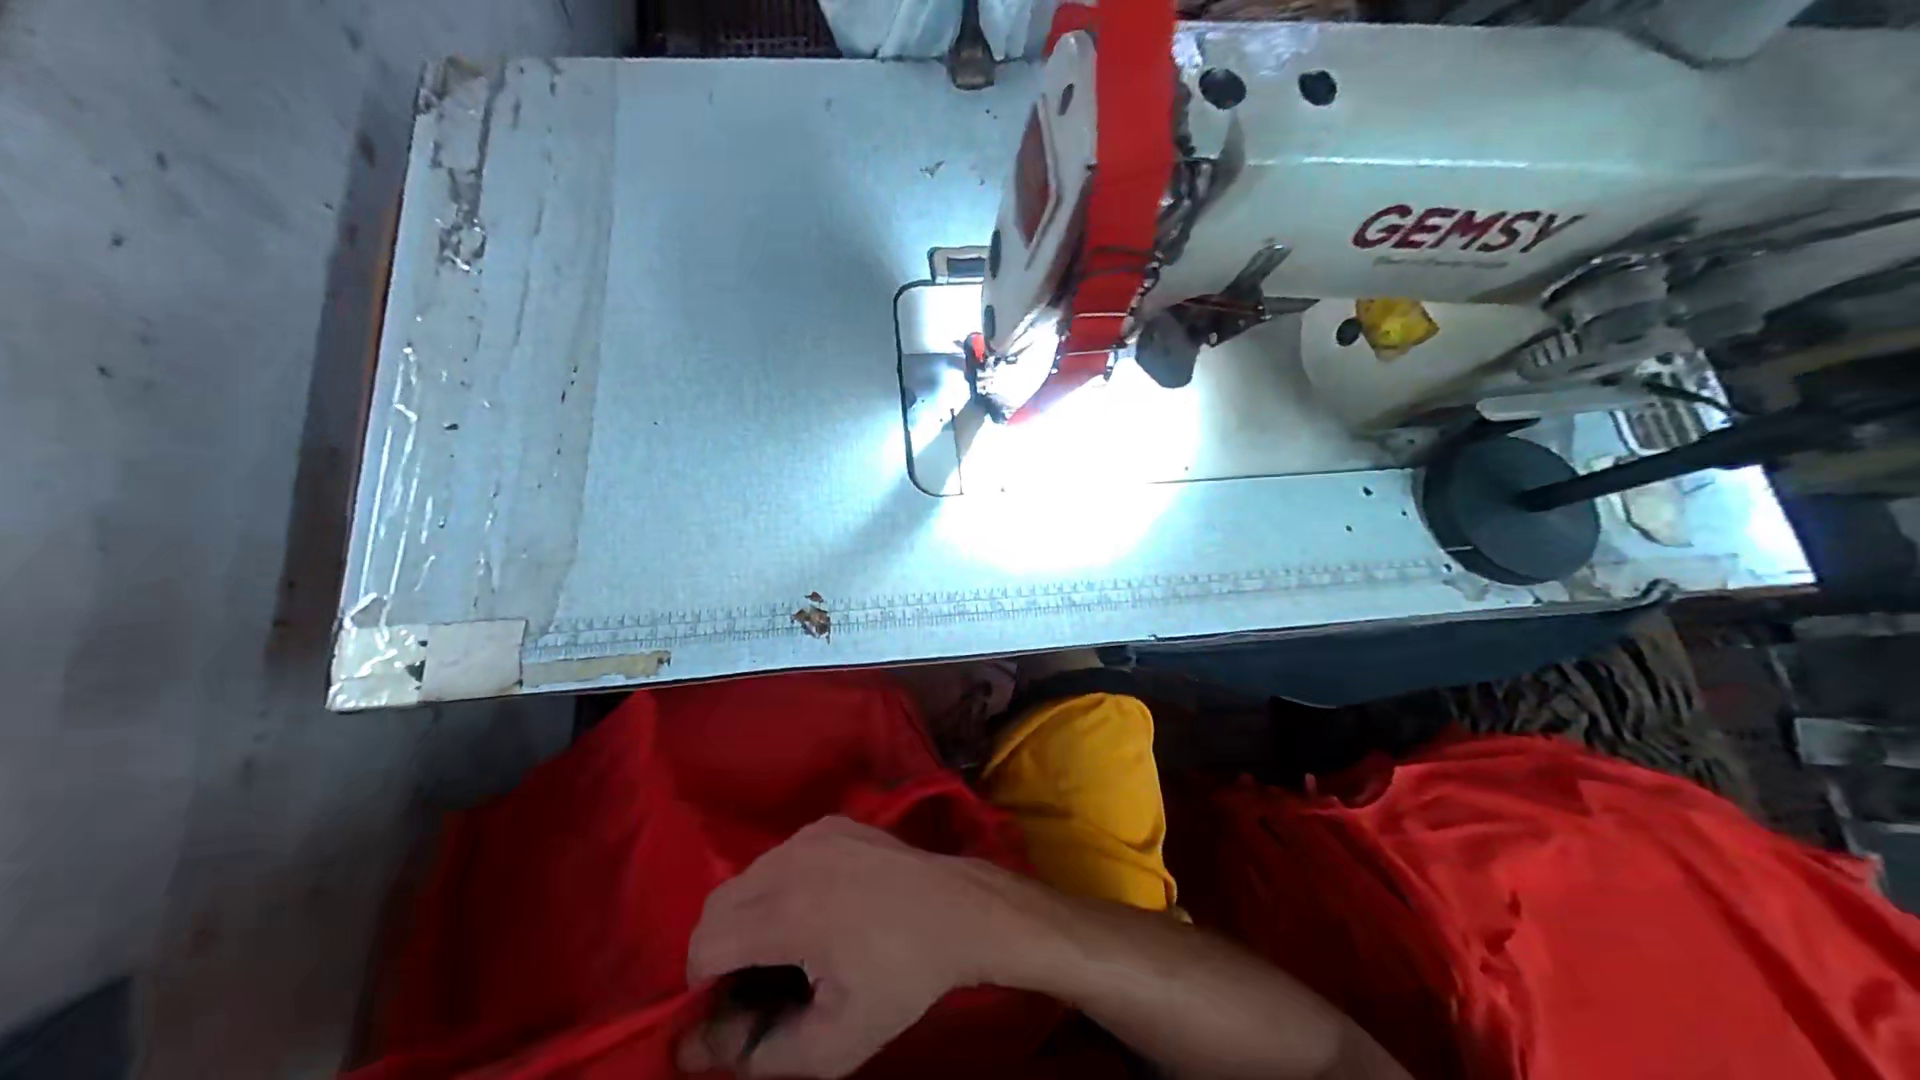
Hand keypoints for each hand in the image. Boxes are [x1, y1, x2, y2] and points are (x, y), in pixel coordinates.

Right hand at [678, 816, 1025, 1077]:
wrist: (958, 912)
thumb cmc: (901, 978)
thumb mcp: (837, 1043)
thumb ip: (761, 1054)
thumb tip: (698, 1049)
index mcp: (788, 914)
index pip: (703, 945)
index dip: (704, 985)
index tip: (735, 1003)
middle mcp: (791, 862)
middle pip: (716, 907)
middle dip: (720, 948)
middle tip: (756, 978)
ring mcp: (812, 835)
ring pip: (746, 876)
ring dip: (747, 913)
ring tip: (787, 943)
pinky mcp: (830, 824)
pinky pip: (780, 855)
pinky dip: (778, 882)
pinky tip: (816, 904)